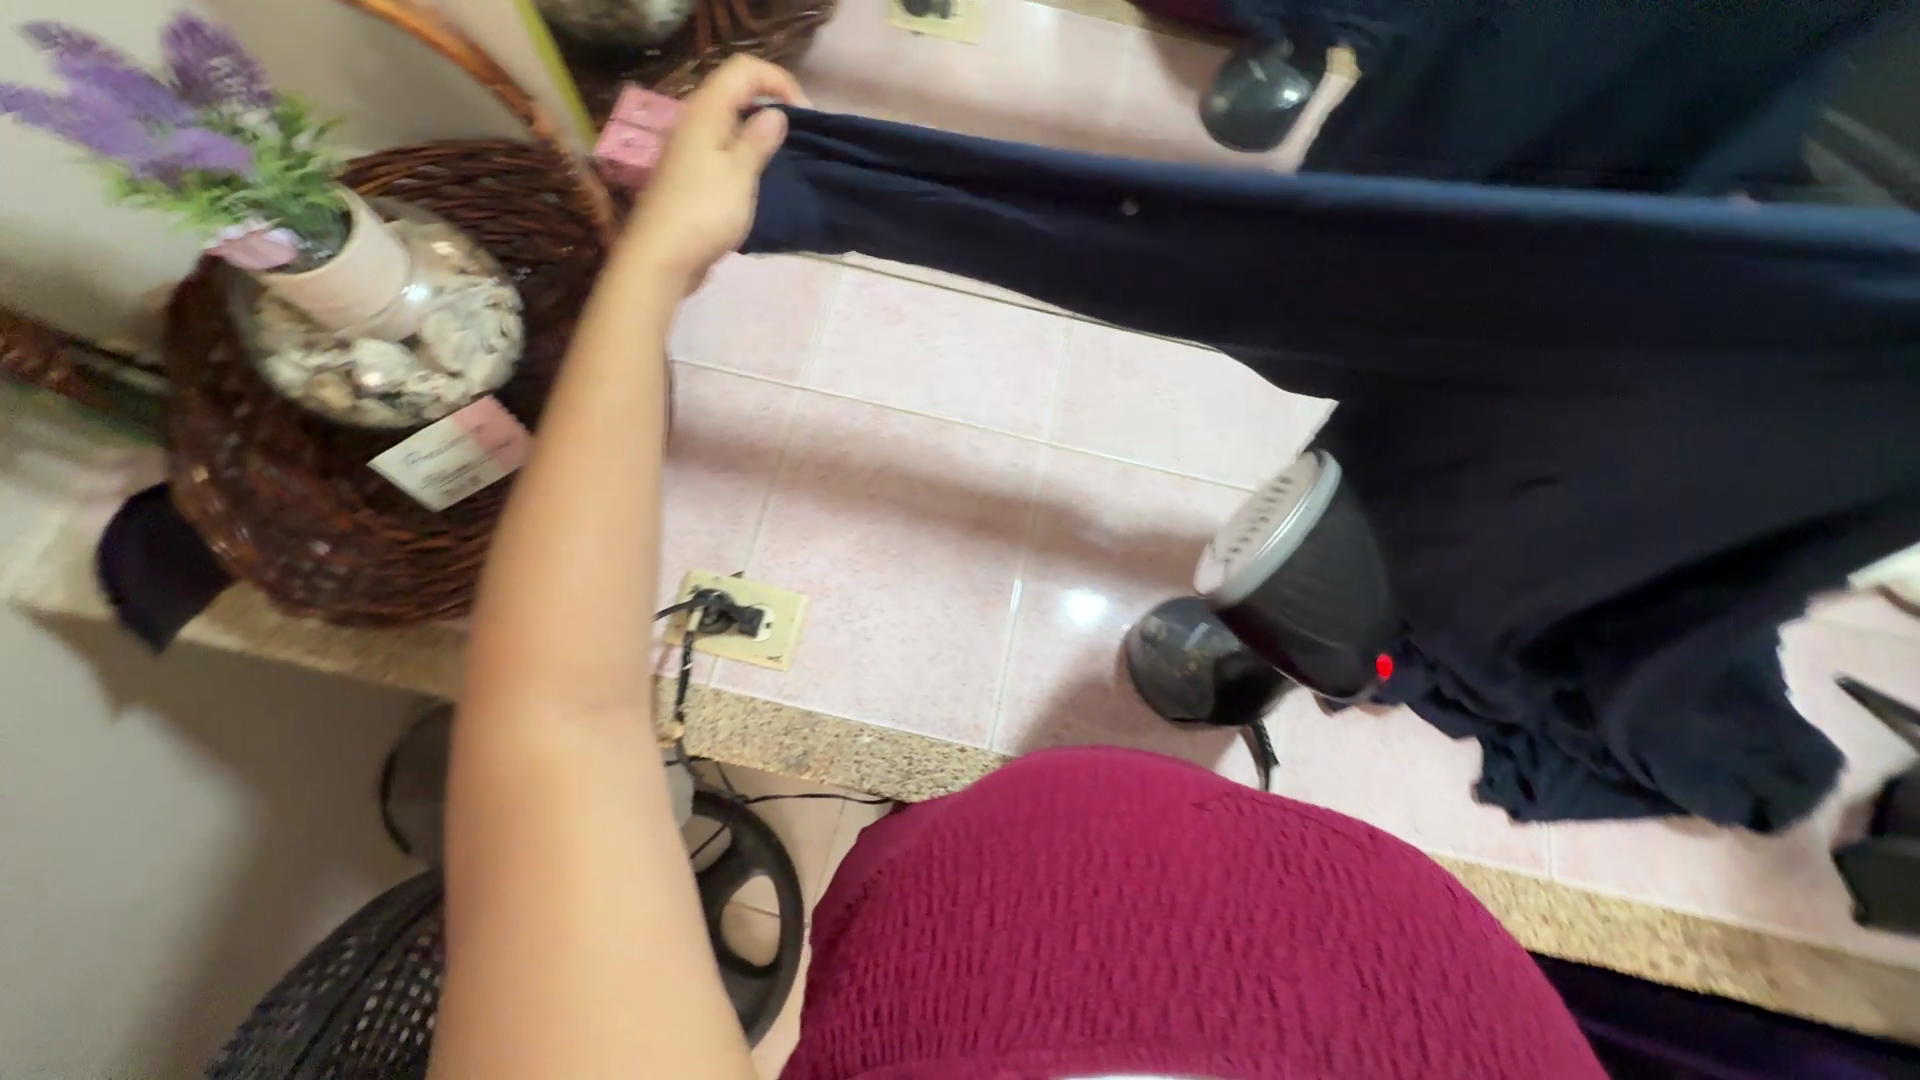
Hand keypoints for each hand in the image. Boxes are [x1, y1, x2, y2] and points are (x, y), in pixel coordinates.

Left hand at [624, 57, 808, 292]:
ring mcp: (691, 150)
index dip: (778, 81)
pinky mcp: (692, 177)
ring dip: (760, 133)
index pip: (744, 70)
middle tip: (800, 136)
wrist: (661, 257)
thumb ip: (758, 140)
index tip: (805, 115)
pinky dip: (746, 155)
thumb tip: (774, 114)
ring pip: (730, 123)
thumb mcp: (739, 174)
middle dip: (772, 105)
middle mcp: (695, 122)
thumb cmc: (703, 213)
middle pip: (736, 93)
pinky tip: (762, 178)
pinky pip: (724, 151)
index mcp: (706, 111)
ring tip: (786, 157)